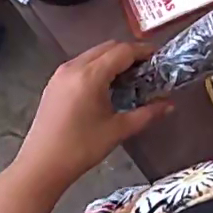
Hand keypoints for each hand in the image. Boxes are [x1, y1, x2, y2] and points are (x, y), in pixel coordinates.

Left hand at [14, 41, 173, 188]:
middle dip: (129, 54)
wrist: (42, 165)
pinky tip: (106, 87)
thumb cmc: (81, 148)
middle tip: (147, 70)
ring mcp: (60, 74)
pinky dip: (97, 68)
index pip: (122, 51)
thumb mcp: (118, 130)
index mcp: (90, 75)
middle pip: (107, 48)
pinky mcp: (54, 83)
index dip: (143, 51)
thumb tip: (169, 105)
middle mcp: (73, 67)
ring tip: (129, 78)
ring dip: (112, 60)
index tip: (159, 57)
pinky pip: (80, 65)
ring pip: (93, 55)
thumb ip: (146, 114)